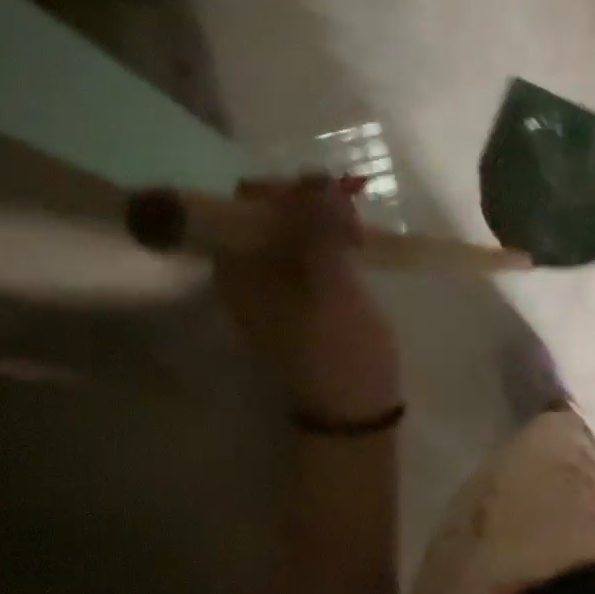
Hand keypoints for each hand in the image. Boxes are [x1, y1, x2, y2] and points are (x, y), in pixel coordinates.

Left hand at [215, 175, 400, 422]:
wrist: (351, 415)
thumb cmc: (340, 353)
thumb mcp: (333, 289)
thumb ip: (321, 232)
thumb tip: (316, 178)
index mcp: (238, 269)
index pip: (248, 202)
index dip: (288, 191)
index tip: (330, 200)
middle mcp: (243, 273)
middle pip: (268, 213)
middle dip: (310, 206)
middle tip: (350, 221)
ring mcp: (268, 286)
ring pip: (290, 232)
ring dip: (323, 224)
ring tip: (356, 238)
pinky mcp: (294, 297)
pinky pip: (303, 253)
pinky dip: (327, 244)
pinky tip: (353, 251)